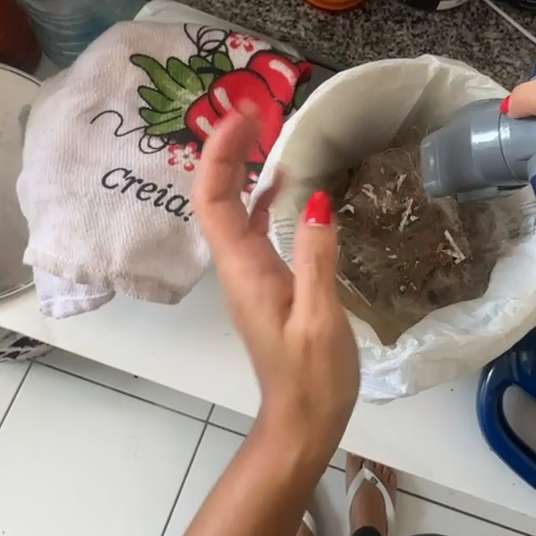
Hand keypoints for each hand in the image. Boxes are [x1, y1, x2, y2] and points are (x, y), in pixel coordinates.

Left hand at [194, 107, 359, 473]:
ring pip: (232, 210)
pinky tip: (286, 186)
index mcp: (244, 271)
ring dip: (242, 168)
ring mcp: (249, 275)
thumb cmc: (312, 378)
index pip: (215, 201)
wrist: (301, 423)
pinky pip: (253, 228)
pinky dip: (262, 197)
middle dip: (227, 150)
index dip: (222, 155)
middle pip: (216, 198)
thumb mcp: (320, 319)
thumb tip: (314, 199)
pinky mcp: (264, 283)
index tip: (245, 118)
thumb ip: (316, 260)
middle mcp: (238, 267)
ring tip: (267, 132)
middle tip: (256, 111)